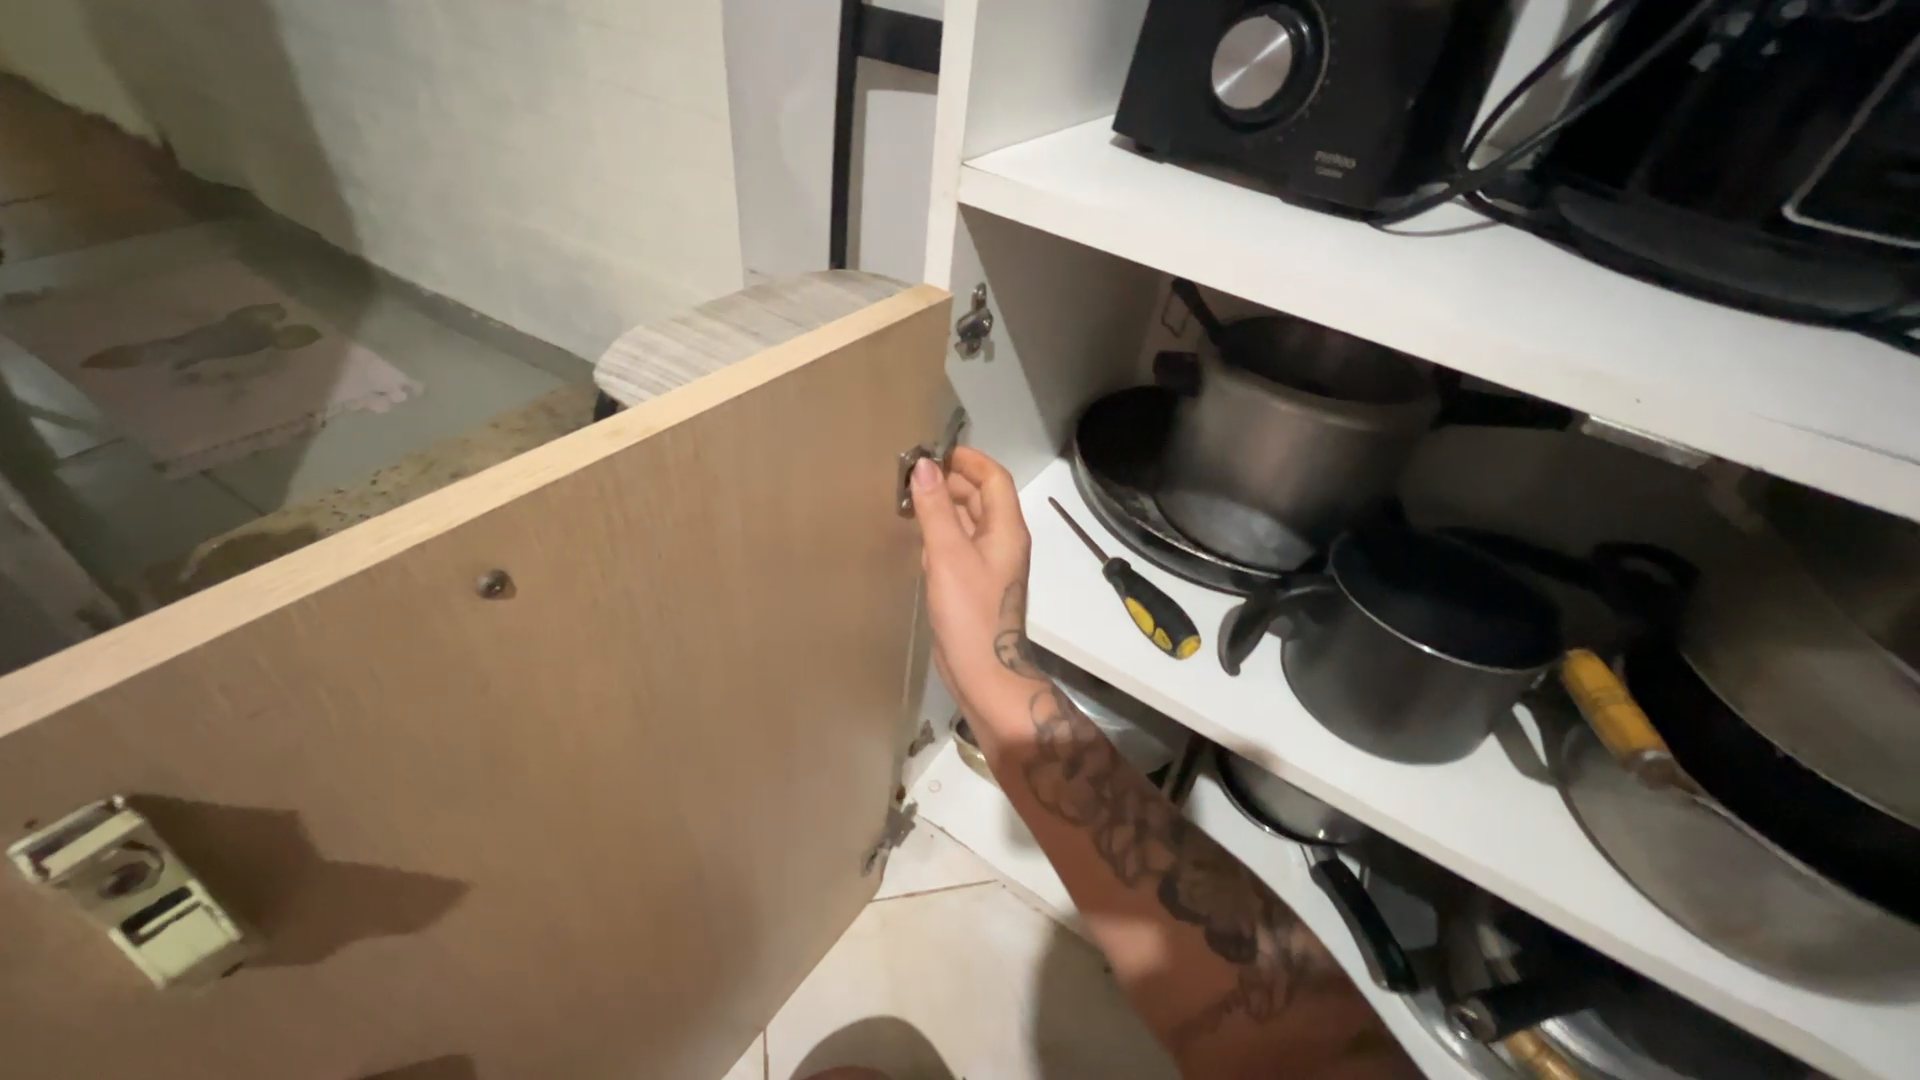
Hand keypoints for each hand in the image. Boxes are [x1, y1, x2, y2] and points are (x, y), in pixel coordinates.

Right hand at [909, 447, 1040, 725]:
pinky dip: (943, 534)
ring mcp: (990, 565)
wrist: (984, 671)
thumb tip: (924, 466)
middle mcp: (1003, 542)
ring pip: (970, 523)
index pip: (994, 479)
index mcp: (1007, 529)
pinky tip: (920, 537)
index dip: (969, 461)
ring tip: (912, 499)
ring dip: (946, 507)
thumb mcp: (948, 554)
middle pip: (982, 499)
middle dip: (952, 482)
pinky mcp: (976, 584)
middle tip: (916, 475)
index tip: (936, 452)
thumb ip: (936, 509)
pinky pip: (961, 547)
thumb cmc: (970, 611)